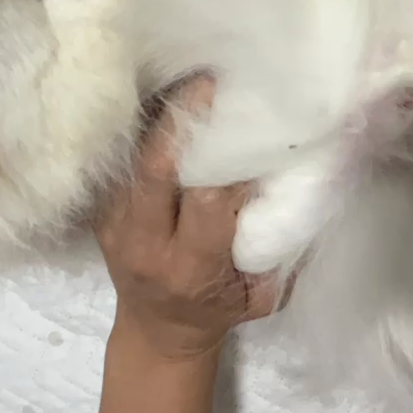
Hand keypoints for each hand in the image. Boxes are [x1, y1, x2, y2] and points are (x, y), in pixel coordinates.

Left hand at [95, 78, 286, 363]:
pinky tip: (163, 102)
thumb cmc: (222, 310)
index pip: (207, 199)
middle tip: (210, 82)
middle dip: (183, 121)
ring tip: (185, 80)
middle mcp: (146, 243)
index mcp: (191, 265)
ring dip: (159, 117)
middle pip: (156, 169)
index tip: (250, 128)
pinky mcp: (100, 212)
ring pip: (132, 158)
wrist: (157, 332)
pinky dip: (141, 131)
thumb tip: (311, 186)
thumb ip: (283, 248)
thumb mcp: (264, 295)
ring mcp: (115, 226)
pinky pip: (119, 161)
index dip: (229, 160)